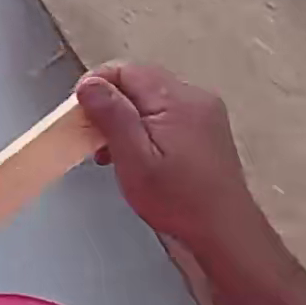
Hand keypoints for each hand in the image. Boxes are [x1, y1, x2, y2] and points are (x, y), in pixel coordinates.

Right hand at [76, 62, 261, 250]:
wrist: (226, 233)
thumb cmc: (177, 200)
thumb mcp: (135, 159)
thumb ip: (112, 116)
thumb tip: (89, 83)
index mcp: (176, 99)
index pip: (126, 71)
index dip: (97, 85)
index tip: (79, 113)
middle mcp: (194, 96)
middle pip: (140, 82)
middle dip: (111, 104)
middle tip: (93, 136)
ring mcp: (204, 112)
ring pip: (152, 99)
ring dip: (127, 118)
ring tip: (111, 151)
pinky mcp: (207, 129)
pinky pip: (168, 113)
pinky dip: (147, 127)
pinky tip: (138, 154)